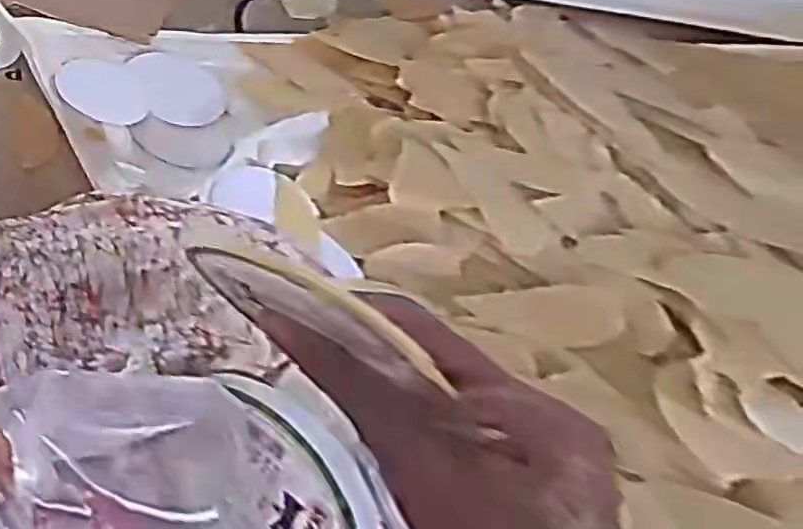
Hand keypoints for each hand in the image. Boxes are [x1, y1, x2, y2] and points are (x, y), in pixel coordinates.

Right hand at [267, 293, 620, 528]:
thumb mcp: (416, 455)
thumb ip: (350, 380)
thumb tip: (273, 315)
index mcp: (529, 407)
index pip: (417, 327)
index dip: (346, 310)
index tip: (283, 306)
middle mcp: (522, 427)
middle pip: (409, 364)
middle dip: (343, 351)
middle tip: (279, 338)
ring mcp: (503, 468)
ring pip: (403, 402)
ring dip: (348, 388)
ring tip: (289, 369)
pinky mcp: (476, 497)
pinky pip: (405, 438)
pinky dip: (365, 424)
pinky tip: (324, 420)